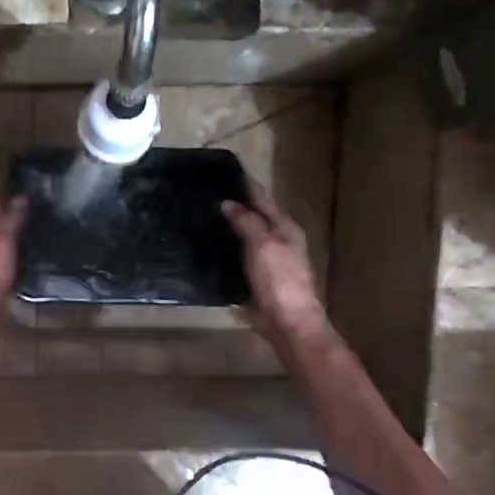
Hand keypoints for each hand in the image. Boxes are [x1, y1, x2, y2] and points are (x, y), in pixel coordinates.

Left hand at [0, 195, 27, 314]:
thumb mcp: (4, 240)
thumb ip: (11, 218)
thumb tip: (19, 196)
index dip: (4, 194)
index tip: (17, 185)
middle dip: (7, 210)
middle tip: (24, 202)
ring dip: (9, 229)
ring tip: (25, 224)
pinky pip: (2, 255)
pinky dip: (12, 249)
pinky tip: (20, 253)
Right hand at [222, 185, 331, 351]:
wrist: (288, 323)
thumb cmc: (279, 280)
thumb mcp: (263, 245)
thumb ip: (247, 221)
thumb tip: (228, 203)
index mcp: (285, 229)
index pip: (263, 199)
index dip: (247, 186)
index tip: (227, 171)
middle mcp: (279, 241)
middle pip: (255, 217)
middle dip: (236, 205)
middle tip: (208, 193)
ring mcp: (269, 262)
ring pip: (246, 237)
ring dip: (229, 227)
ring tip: (205, 217)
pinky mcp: (258, 279)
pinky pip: (239, 257)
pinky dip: (226, 250)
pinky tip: (210, 249)